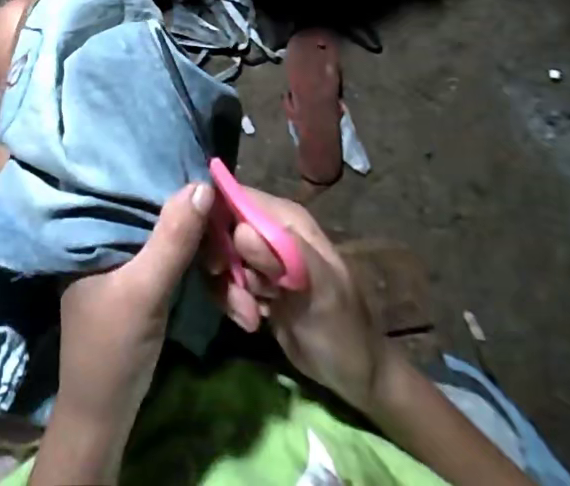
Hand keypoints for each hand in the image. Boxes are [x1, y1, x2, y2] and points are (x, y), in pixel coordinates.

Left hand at [33, 182, 212, 484]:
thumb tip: (202, 183)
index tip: (204, 173)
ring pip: (156, 231)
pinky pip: (161, 252)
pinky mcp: (131, 280)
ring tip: (217, 228)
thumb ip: (172, 240)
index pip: (126, 189)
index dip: (164, 179)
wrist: (105, 416)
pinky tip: (206, 248)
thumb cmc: (114, 349)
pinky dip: (183, 251)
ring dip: (187, 232)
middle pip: (145, 209)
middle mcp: (98, 238)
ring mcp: (115, 260)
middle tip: (220, 206)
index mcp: (86, 231)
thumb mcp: (145, 289)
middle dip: (182, 208)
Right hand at [207, 186, 389, 414]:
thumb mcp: (322, 291)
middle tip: (241, 294)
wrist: (352, 371)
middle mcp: (270, 230)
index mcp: (287, 219)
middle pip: (221, 227)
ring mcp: (261, 256)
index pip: (236, 198)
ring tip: (252, 315)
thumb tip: (241, 231)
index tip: (218, 262)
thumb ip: (285, 255)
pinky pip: (225, 280)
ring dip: (228, 289)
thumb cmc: (343, 327)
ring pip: (220, 257)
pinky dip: (232, 302)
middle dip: (223, 265)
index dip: (217, 222)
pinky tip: (252, 322)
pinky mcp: (254, 281)